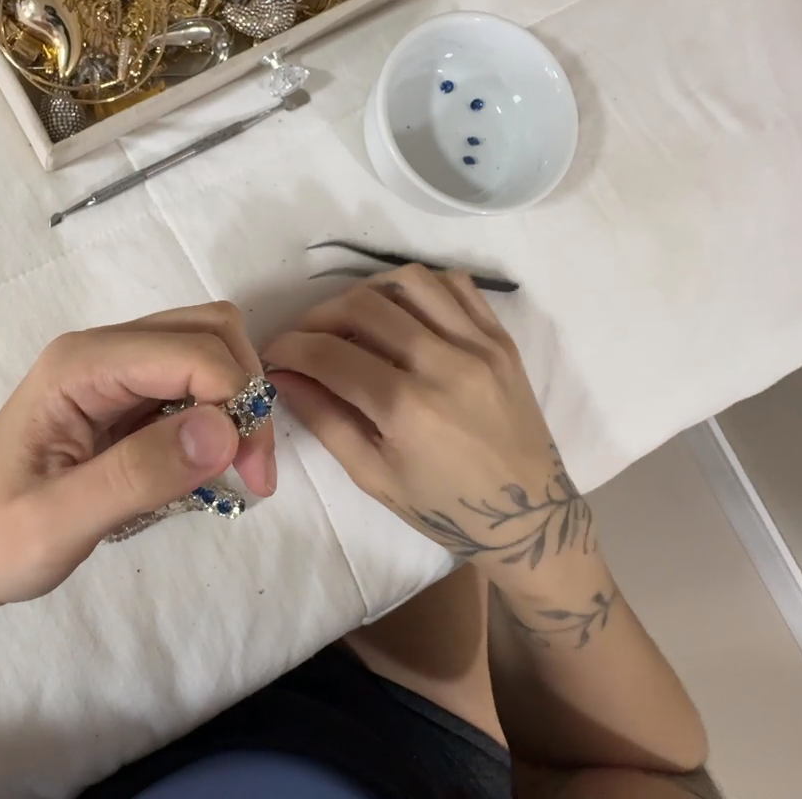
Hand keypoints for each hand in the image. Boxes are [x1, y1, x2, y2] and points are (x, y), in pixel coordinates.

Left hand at [0, 302, 275, 610]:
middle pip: (208, 331)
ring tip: (234, 469)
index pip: (191, 351)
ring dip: (236, 401)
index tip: (252, 473)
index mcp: (80, 366)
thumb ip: (138, 475)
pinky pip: (191, 383)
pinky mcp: (124, 395)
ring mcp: (113, 369)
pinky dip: (217, 414)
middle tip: (250, 468)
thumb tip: (224, 429)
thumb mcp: (57, 523)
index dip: (237, 401)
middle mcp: (100, 351)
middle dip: (245, 391)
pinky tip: (206, 464)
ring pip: (205, 350)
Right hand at [264, 266, 593, 574]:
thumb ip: (323, 418)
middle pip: (363, 307)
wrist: (529, 518)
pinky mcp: (501, 339)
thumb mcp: (371, 475)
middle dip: (317, 315)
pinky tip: (400, 309)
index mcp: (407, 409)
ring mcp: (479, 346)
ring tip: (351, 317)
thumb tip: (281, 375)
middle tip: (304, 336)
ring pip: (408, 282)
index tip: (272, 352)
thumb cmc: (442, 507)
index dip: (289, 346)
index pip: (328, 354)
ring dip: (366, 292)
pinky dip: (418, 287)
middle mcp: (444, 365)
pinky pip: (456, 285)